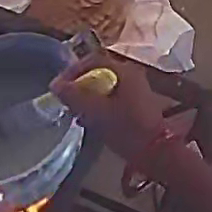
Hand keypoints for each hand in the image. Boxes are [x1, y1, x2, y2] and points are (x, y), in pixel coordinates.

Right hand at [51, 52, 173, 161]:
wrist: (155, 152)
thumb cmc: (127, 129)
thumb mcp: (97, 113)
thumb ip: (76, 97)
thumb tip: (55, 85)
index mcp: (125, 71)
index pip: (94, 60)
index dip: (73, 70)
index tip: (59, 86)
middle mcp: (131, 75)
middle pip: (99, 72)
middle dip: (79, 85)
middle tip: (65, 100)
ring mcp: (135, 88)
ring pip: (104, 86)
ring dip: (88, 97)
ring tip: (74, 113)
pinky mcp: (136, 103)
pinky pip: (111, 97)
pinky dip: (98, 104)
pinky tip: (89, 120)